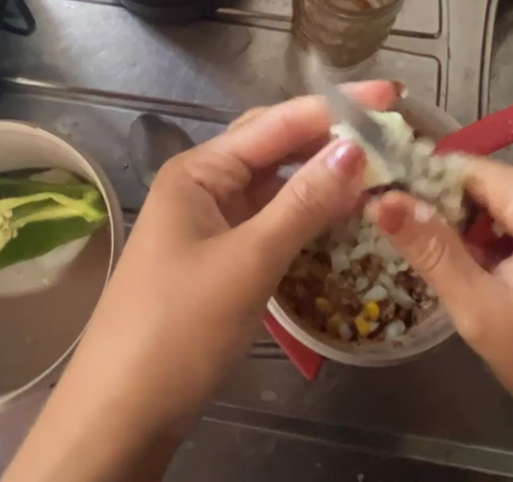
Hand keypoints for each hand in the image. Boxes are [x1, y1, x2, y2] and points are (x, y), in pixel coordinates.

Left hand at [6, 82, 395, 481]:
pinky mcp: (222, 256)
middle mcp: (205, 183)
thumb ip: (303, 203)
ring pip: (277, 182)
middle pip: (276, 143)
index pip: (278, 122)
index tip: (392, 96)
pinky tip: (343, 210)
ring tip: (379, 163)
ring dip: (323, 172)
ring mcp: (212, 221)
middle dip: (331, 133)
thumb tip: (357, 148)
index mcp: (200, 170)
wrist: (120, 416)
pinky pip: (273, 217)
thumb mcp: (248, 263)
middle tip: (390, 127)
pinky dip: (309, 210)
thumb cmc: (178, 330)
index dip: (337, 107)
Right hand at [369, 159, 512, 424]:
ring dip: (472, 235)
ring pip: (499, 203)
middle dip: (448, 218)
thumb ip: (431, 249)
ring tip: (455, 276)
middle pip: (482, 184)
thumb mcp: (481, 310)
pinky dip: (497, 243)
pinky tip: (489, 280)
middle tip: (421, 260)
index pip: (463, 168)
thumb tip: (383, 199)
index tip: (389, 217)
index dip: (422, 189)